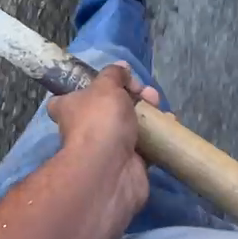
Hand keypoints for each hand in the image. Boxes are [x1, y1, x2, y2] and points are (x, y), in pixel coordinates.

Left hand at [46, 64, 161, 217]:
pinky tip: (169, 122)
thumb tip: (122, 68)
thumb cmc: (100, 120)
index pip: (68, 96)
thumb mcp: (106, 85)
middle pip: (108, 106)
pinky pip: (145, 145)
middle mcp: (85, 128)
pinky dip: (157, 135)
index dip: (87, 87)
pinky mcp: (129, 163)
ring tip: (158, 105)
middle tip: (146, 92)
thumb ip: (114, 74)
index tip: (107, 81)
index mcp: (69, 108)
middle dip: (131, 95)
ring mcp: (107, 147)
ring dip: (145, 113)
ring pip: (128, 125)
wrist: (110, 170)